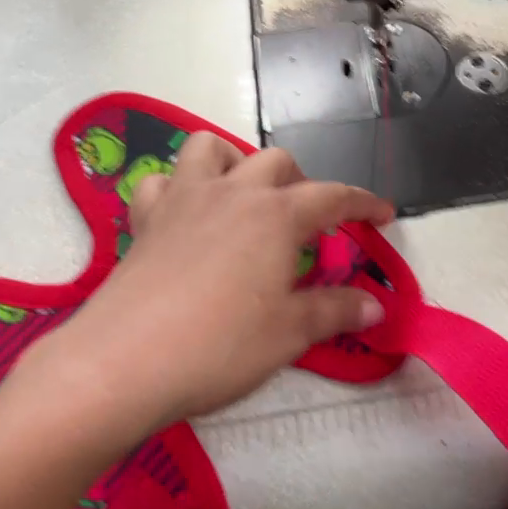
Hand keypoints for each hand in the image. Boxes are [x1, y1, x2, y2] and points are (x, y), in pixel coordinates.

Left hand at [31, 133, 393, 432]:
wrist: (125, 361)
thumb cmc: (219, 346)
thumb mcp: (288, 334)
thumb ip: (334, 311)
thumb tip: (376, 305)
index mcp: (276, 216)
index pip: (332, 196)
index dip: (362, 203)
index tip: (383, 213)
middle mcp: (233, 193)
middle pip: (277, 162)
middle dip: (301, 183)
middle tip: (309, 223)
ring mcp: (184, 199)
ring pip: (212, 147)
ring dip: (235, 162)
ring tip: (244, 198)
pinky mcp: (145, 219)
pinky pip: (160, 182)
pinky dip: (175, 188)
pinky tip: (184, 216)